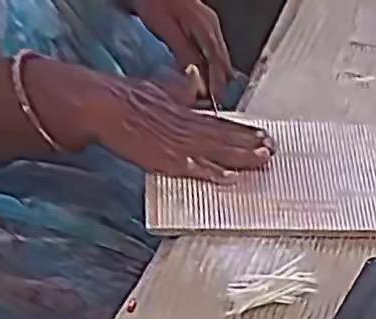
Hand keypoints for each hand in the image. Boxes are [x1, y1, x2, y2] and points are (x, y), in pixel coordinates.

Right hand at [23, 60, 268, 180]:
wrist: (102, 105)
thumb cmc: (128, 101)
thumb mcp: (160, 91)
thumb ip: (182, 90)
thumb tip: (197, 81)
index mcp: (188, 114)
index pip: (223, 124)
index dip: (245, 132)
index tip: (266, 137)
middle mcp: (188, 129)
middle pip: (226, 139)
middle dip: (251, 146)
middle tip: (273, 151)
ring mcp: (180, 145)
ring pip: (217, 152)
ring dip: (241, 158)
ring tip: (262, 162)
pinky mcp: (168, 159)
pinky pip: (195, 168)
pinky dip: (213, 173)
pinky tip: (229, 179)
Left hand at [131, 0, 233, 103]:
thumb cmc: (154, 0)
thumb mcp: (168, 30)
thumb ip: (186, 56)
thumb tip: (201, 83)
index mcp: (206, 29)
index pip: (219, 66)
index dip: (217, 86)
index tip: (214, 103)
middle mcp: (212, 27)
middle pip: (224, 64)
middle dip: (219, 83)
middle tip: (208, 100)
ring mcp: (210, 25)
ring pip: (221, 60)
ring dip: (215, 76)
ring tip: (204, 90)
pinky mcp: (204, 25)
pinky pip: (214, 52)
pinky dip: (210, 66)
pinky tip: (201, 73)